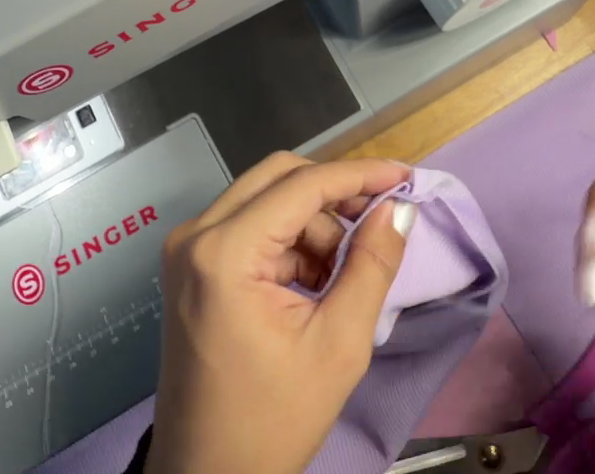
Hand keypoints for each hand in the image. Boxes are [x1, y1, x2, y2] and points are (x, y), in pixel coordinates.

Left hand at [146, 153, 415, 473]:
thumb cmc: (274, 420)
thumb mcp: (339, 344)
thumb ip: (372, 265)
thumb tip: (398, 208)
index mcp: (224, 251)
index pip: (301, 186)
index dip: (358, 175)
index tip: (405, 177)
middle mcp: (196, 234)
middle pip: (278, 178)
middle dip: (335, 194)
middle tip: (380, 218)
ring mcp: (189, 248)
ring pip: (266, 199)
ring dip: (313, 223)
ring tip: (345, 273)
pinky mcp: (192, 265)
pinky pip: (251, 227)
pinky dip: (291, 242)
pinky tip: (317, 282)